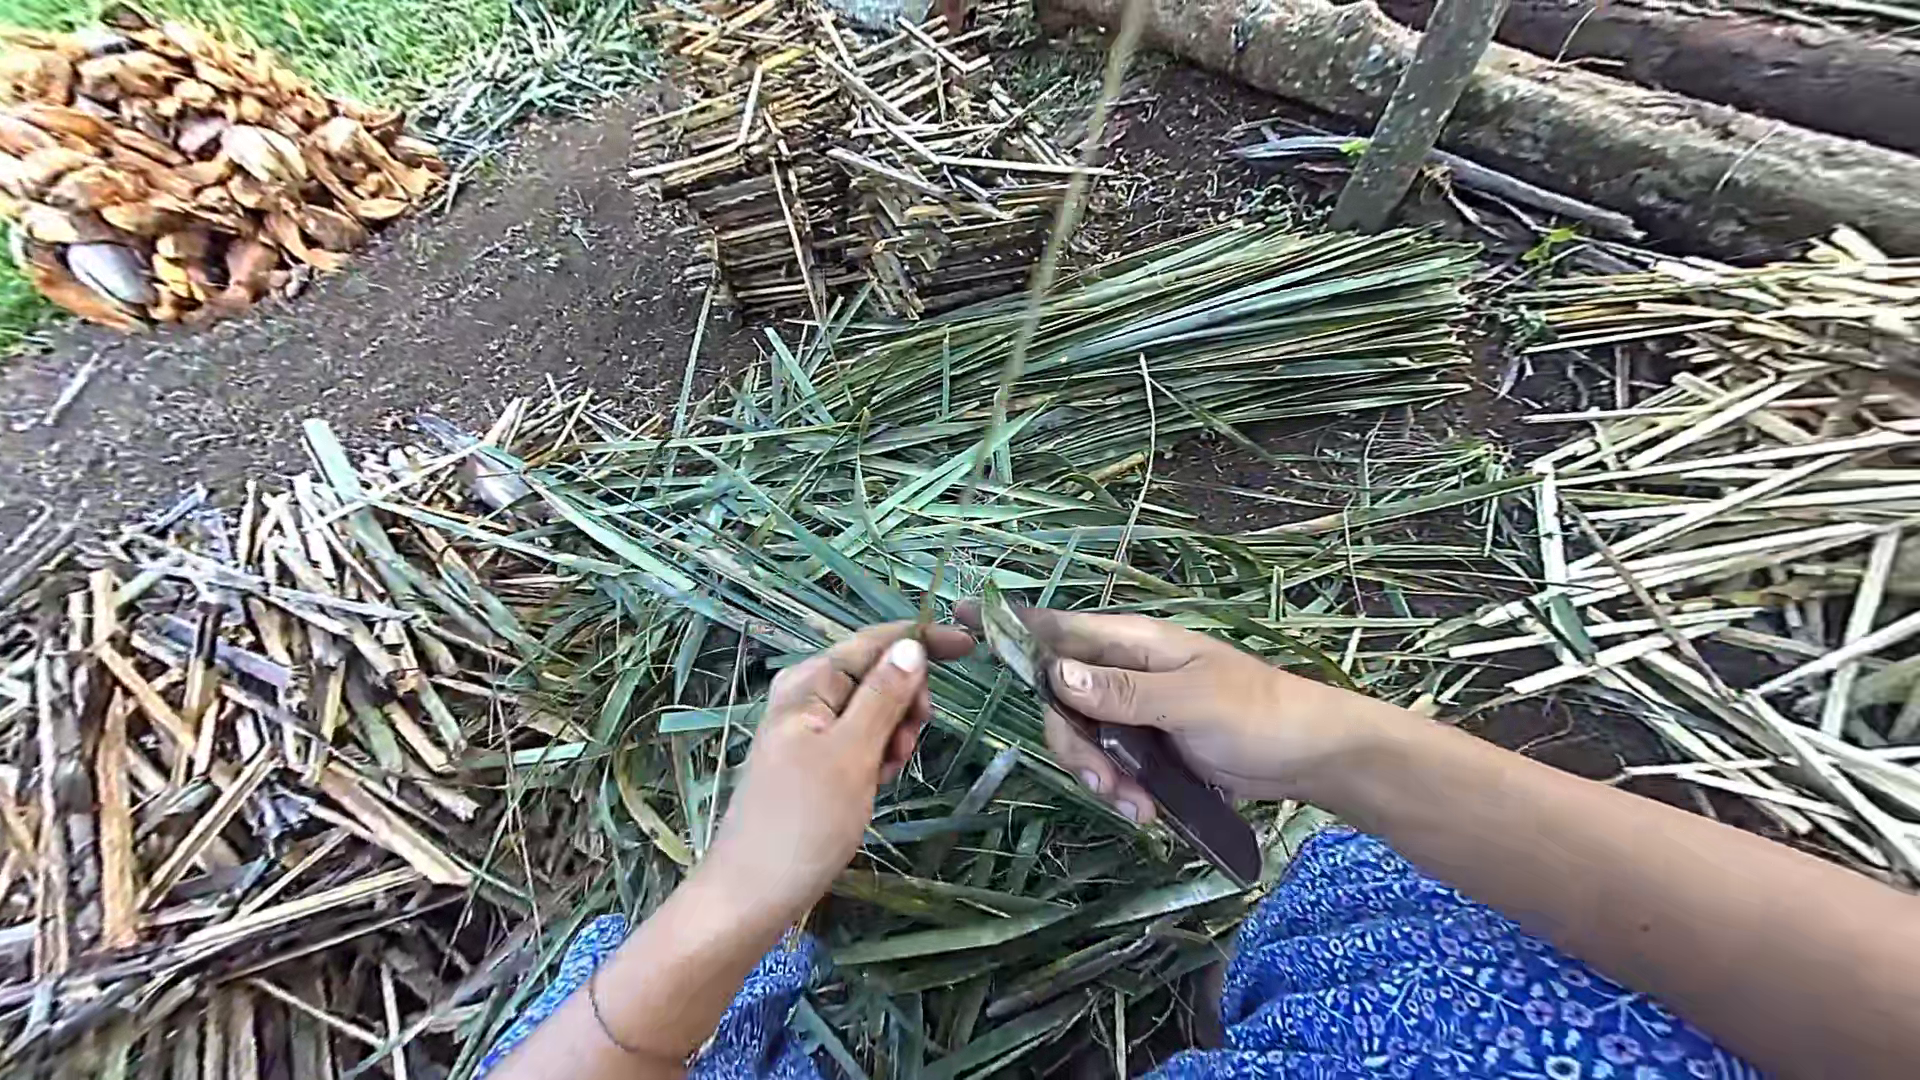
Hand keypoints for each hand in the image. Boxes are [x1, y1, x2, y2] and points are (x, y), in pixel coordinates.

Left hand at [701, 621, 975, 923]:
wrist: (752, 896)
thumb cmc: (803, 822)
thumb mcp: (852, 753)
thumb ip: (884, 695)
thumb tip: (913, 645)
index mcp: (811, 680)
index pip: (877, 641)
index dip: (924, 639)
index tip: (969, 647)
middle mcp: (809, 692)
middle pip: (880, 672)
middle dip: (906, 701)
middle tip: (907, 743)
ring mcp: (811, 724)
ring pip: (877, 706)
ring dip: (895, 733)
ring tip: (886, 771)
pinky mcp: (817, 753)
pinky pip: (864, 735)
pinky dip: (879, 752)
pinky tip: (874, 781)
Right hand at [957, 604, 1402, 820]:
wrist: (1308, 756)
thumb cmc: (1256, 711)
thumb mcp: (1191, 698)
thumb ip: (1123, 689)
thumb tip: (1055, 674)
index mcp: (1128, 641)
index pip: (1056, 627)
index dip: (1009, 624)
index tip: (959, 615)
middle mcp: (1119, 669)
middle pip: (1059, 699)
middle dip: (1073, 746)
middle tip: (1105, 785)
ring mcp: (1129, 707)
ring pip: (1079, 736)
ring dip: (1097, 775)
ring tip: (1135, 807)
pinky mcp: (1141, 742)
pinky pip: (1105, 761)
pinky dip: (1117, 788)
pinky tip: (1145, 811)